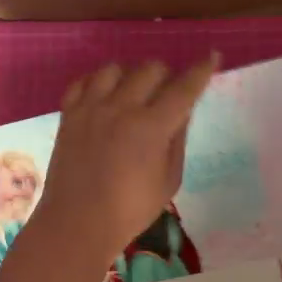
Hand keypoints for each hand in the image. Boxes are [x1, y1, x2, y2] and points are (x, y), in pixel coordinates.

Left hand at [36, 55, 219, 262]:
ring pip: (115, 68)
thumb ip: (177, 140)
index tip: (212, 56)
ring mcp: (91, 109)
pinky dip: (98, 82)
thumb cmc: (130, 210)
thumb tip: (182, 111)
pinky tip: (105, 95)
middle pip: (151, 69)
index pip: (184, 88)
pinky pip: (83, 81)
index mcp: (151, 127)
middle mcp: (121, 109)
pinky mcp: (68, 115)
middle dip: (167, 75)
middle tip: (168, 93)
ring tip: (134, 92)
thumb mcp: (169, 180)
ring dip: (132, 75)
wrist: (76, 225)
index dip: (201, 70)